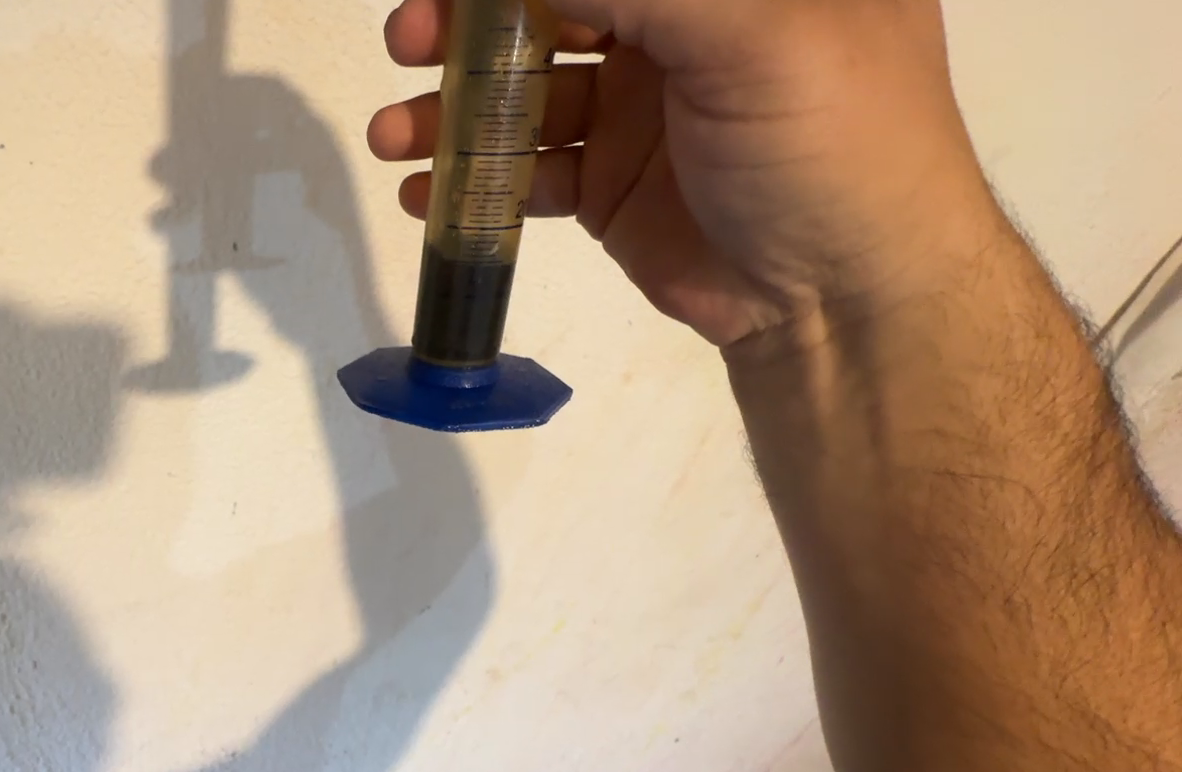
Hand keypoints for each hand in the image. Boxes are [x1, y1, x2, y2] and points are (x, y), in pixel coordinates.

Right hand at [369, 0, 1001, 345]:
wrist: (830, 294)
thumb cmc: (827, 142)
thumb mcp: (752, 35)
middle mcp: (668, 33)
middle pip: (546, 13)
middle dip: (467, 28)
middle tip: (404, 40)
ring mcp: (629, 114)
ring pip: (521, 99)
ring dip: (452, 115)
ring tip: (392, 136)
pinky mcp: (601, 187)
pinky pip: (524, 175)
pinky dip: (472, 184)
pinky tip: (423, 195)